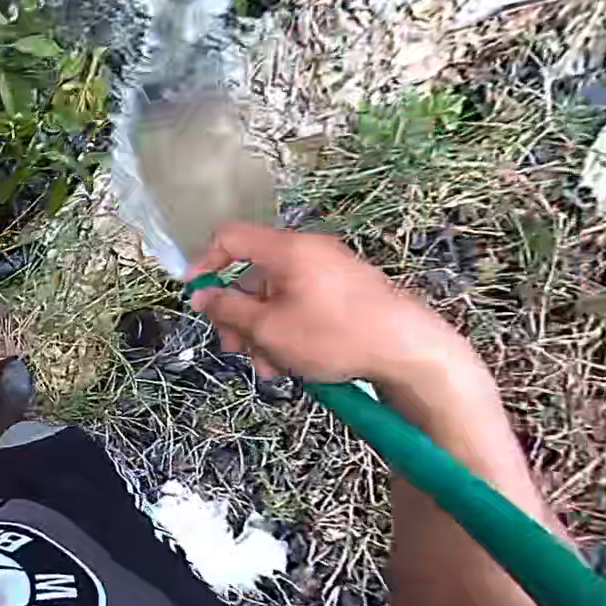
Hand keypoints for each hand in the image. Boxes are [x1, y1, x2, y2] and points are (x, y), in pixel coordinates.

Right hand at [186, 222, 478, 389]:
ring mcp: (328, 273)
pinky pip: (300, 306)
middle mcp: (307, 253)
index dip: (204, 262)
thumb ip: (227, 309)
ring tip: (268, 368)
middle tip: (233, 348)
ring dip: (261, 332)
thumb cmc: (334, 336)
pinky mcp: (344, 293)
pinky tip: (290, 364)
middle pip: (252, 276)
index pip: (230, 237)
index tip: (194, 295)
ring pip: (275, 298)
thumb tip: (200, 296)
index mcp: (287, 250)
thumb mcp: (269, 328)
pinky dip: (286, 330)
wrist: (411, 352)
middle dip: (237, 315)